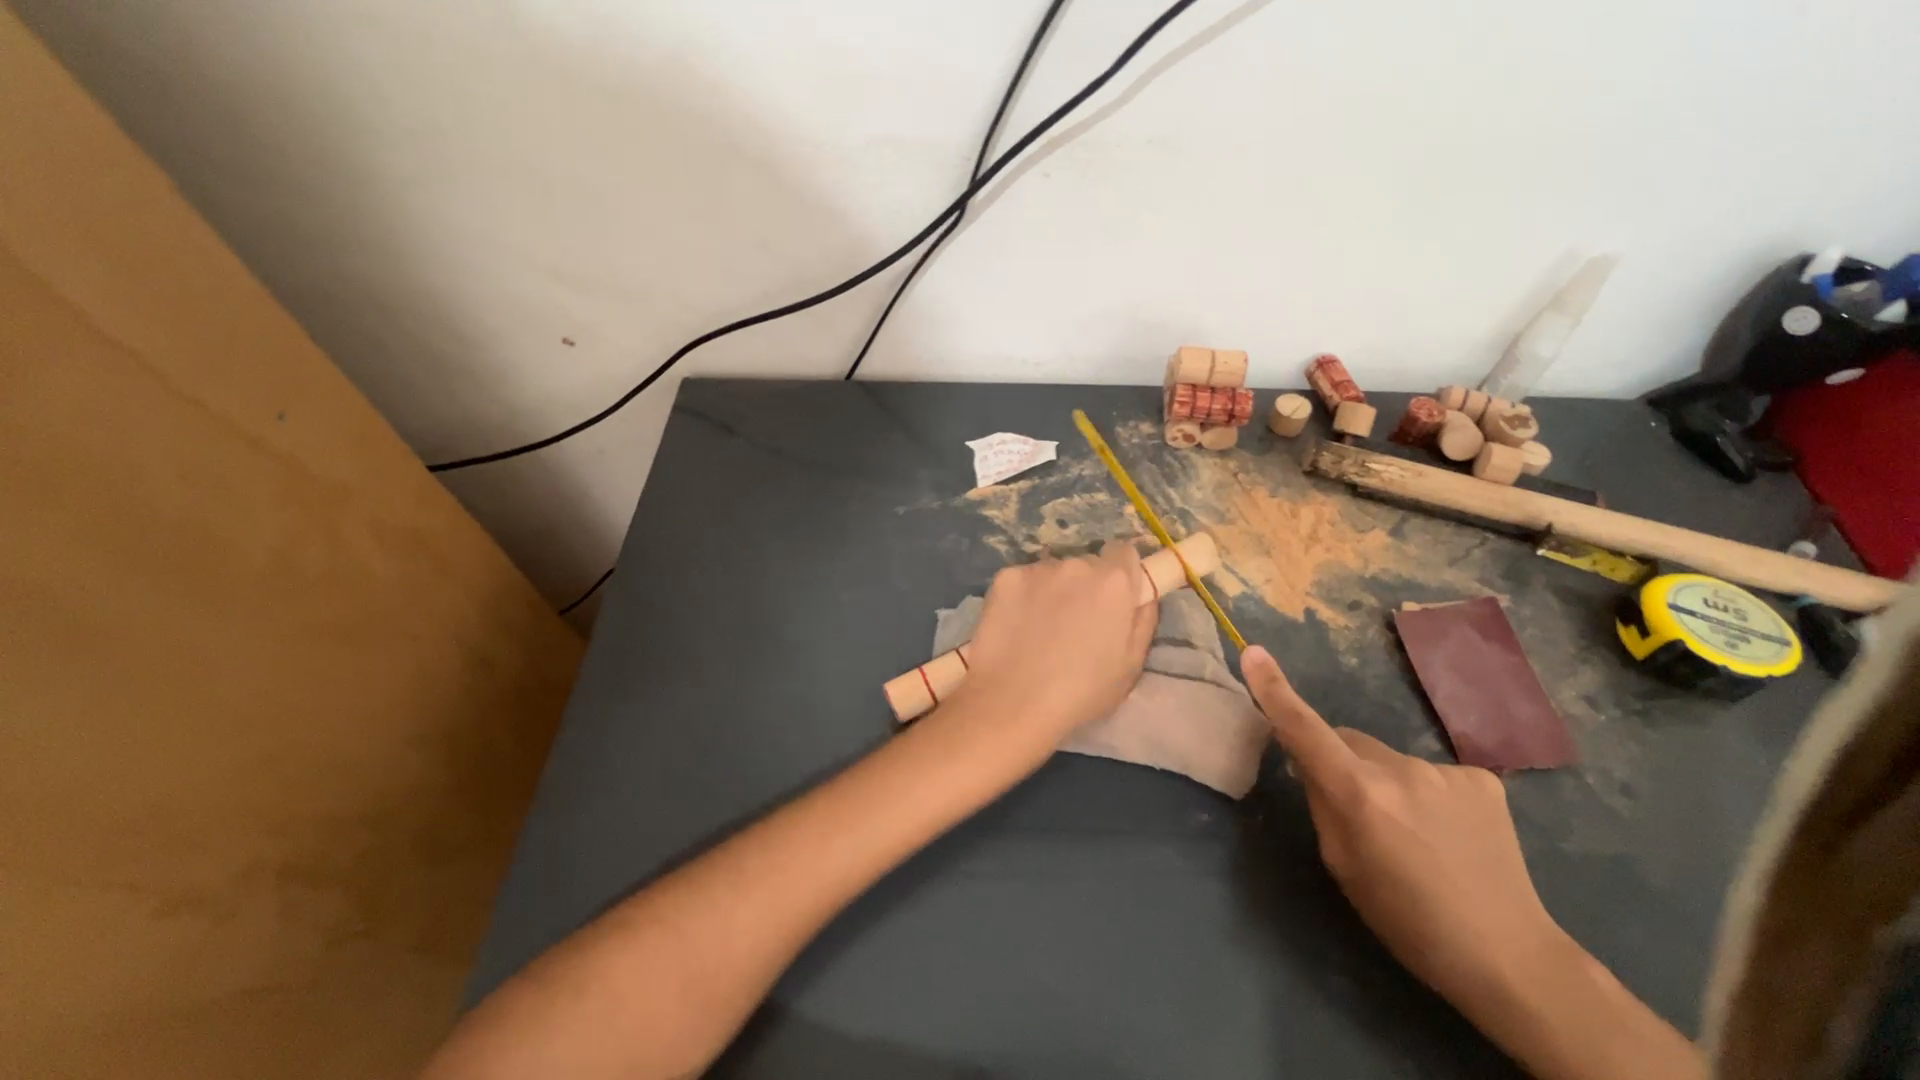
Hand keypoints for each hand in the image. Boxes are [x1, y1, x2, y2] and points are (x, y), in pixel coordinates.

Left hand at [953, 543, 1156, 753]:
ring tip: (1041, 631)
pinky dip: (1023, 597)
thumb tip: (1145, 596)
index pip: (1123, 553)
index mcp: (1114, 582)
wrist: (1013, 702)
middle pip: (1087, 564)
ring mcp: (1037, 569)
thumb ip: (1143, 621)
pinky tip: (1017, 628)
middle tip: (1075, 624)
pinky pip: (1022, 581)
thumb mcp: (1131, 665)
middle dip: (1085, 586)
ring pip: (1052, 573)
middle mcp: (1077, 564)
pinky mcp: (1004, 578)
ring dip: (1053, 591)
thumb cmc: (1082, 692)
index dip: (1121, 574)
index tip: (1113, 599)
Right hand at [1241, 645, 1560, 1010]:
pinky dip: (1426, 795)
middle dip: (1341, 763)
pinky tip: (1448, 835)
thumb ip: (1322, 803)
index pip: (1305, 730)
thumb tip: (1310, 762)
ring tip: (1412, 837)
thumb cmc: (1404, 919)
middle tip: (1355, 814)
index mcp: (1359, 794)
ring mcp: (1447, 770)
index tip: (1253, 653)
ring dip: (1387, 783)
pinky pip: (1432, 774)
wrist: (1505, 952)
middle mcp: (1401, 769)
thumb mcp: (1342, 865)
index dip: (1275, 691)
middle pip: (1349, 743)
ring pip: (1391, 761)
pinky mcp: (1483, 779)